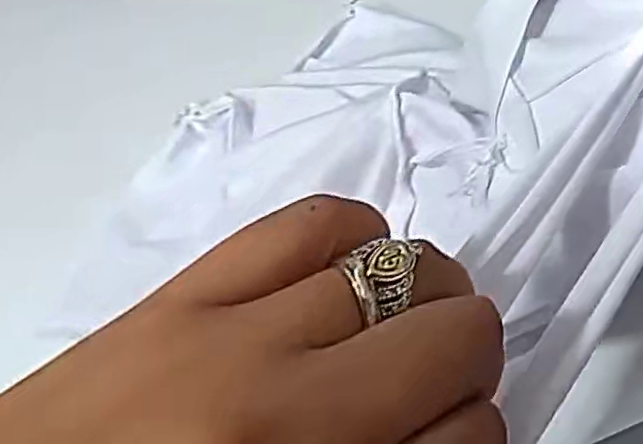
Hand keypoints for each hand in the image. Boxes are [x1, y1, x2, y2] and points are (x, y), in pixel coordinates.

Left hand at [0, 196, 504, 443]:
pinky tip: (342, 278)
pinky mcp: (169, 299)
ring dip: (424, 301)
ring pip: (409, 264)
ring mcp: (217, 344)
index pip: (473, 434)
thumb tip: (457, 427)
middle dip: (464, 365)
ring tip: (393, 333)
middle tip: (428, 397)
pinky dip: (354, 239)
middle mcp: (270, 417)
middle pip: (459, 332)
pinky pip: (314, 220)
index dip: (472, 438)